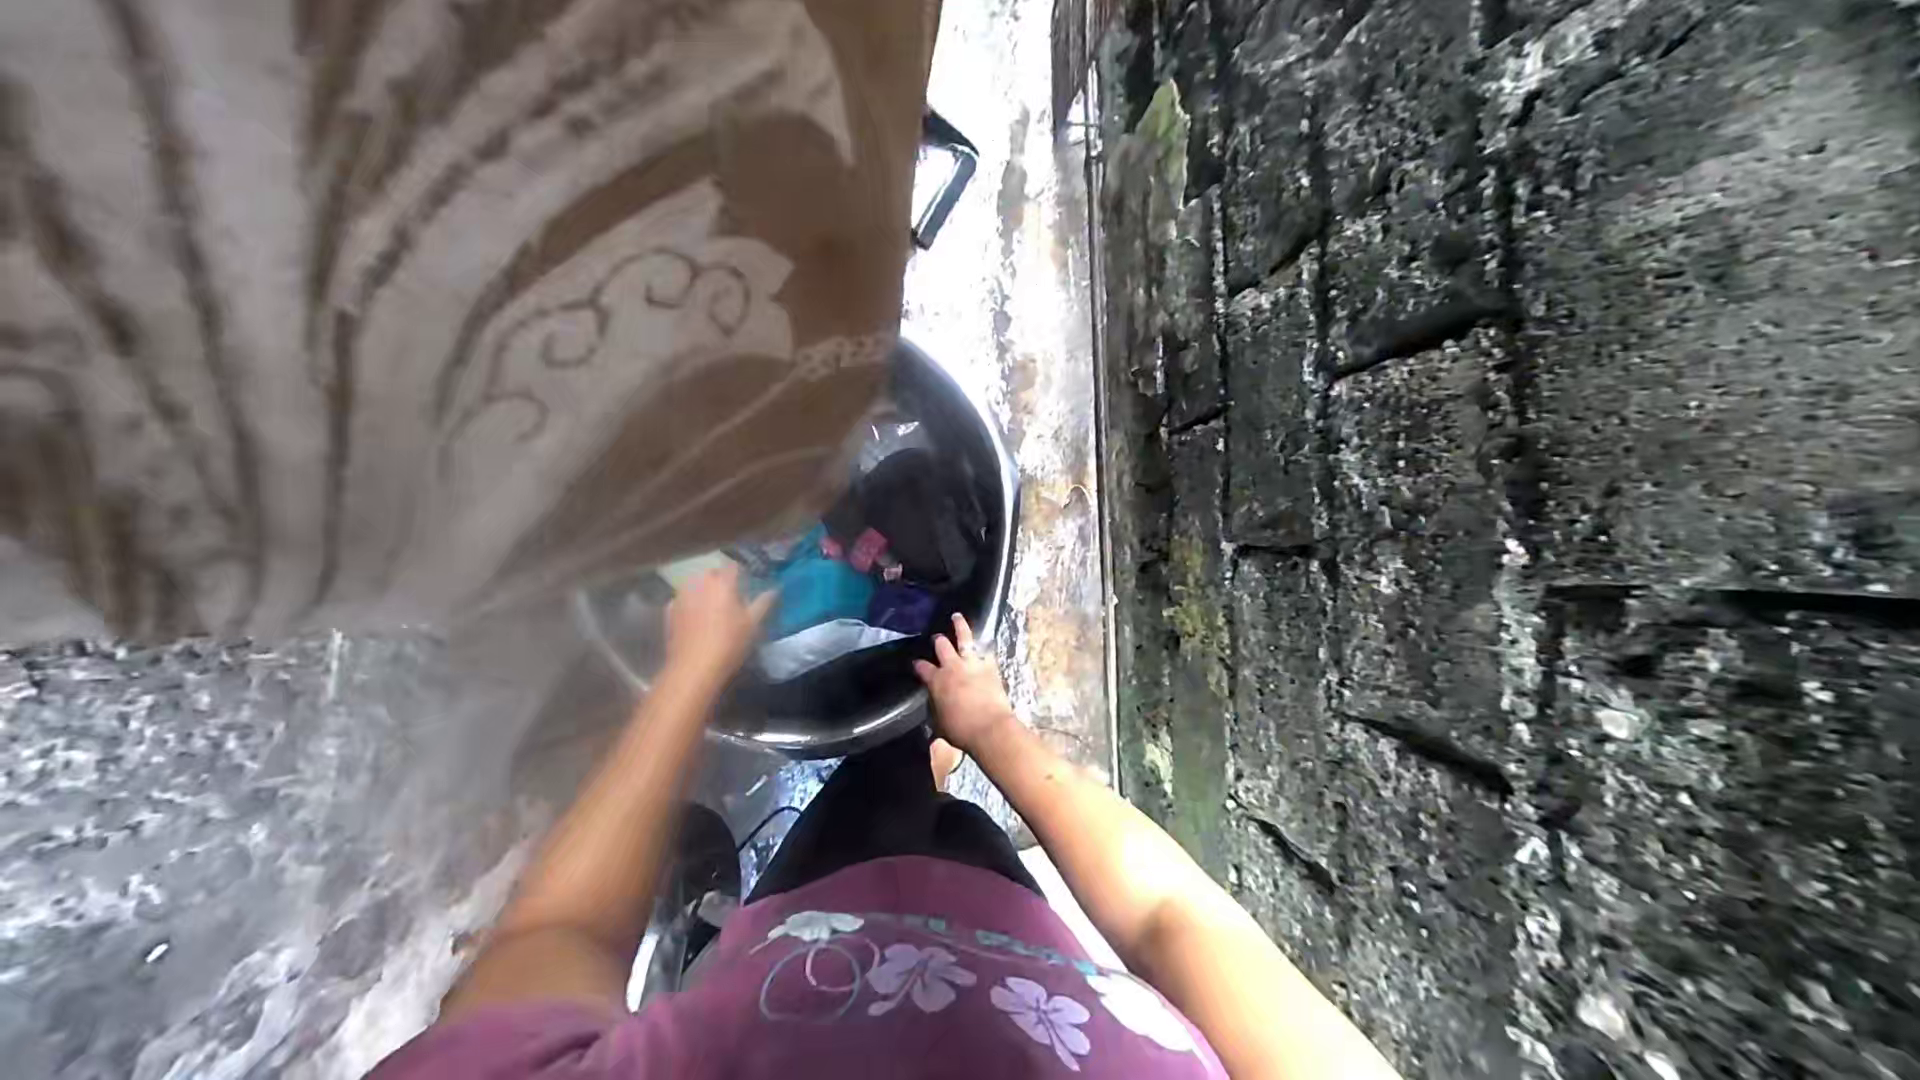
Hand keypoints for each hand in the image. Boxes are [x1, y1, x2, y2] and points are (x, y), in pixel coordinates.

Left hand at [665, 565, 775, 686]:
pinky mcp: (668, 611)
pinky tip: (695, 619)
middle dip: (721, 582)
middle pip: (712, 574)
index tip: (746, 585)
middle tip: (731, 599)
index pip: (733, 567)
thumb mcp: (753, 624)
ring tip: (712, 610)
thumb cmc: (729, 643)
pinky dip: (689, 604)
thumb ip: (763, 603)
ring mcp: (680, 596)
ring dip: (704, 592)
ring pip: (695, 586)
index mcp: (722, 583)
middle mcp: (699, 583)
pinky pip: (682, 600)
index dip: (740, 574)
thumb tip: (774, 590)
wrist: (693, 668)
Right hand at [913, 614, 1017, 753]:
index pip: (922, 668)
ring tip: (957, 616)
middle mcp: (951, 667)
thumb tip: (933, 718)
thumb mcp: (940, 724)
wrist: (989, 728)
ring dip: (959, 625)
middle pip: (941, 646)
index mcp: (936, 681)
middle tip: (937, 638)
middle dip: (938, 640)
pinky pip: (986, 652)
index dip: (918, 664)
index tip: (916, 663)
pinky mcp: (990, 666)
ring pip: (964, 637)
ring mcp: (971, 663)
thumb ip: (936, 713)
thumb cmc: (961, 731)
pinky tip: (985, 646)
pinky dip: (984, 649)